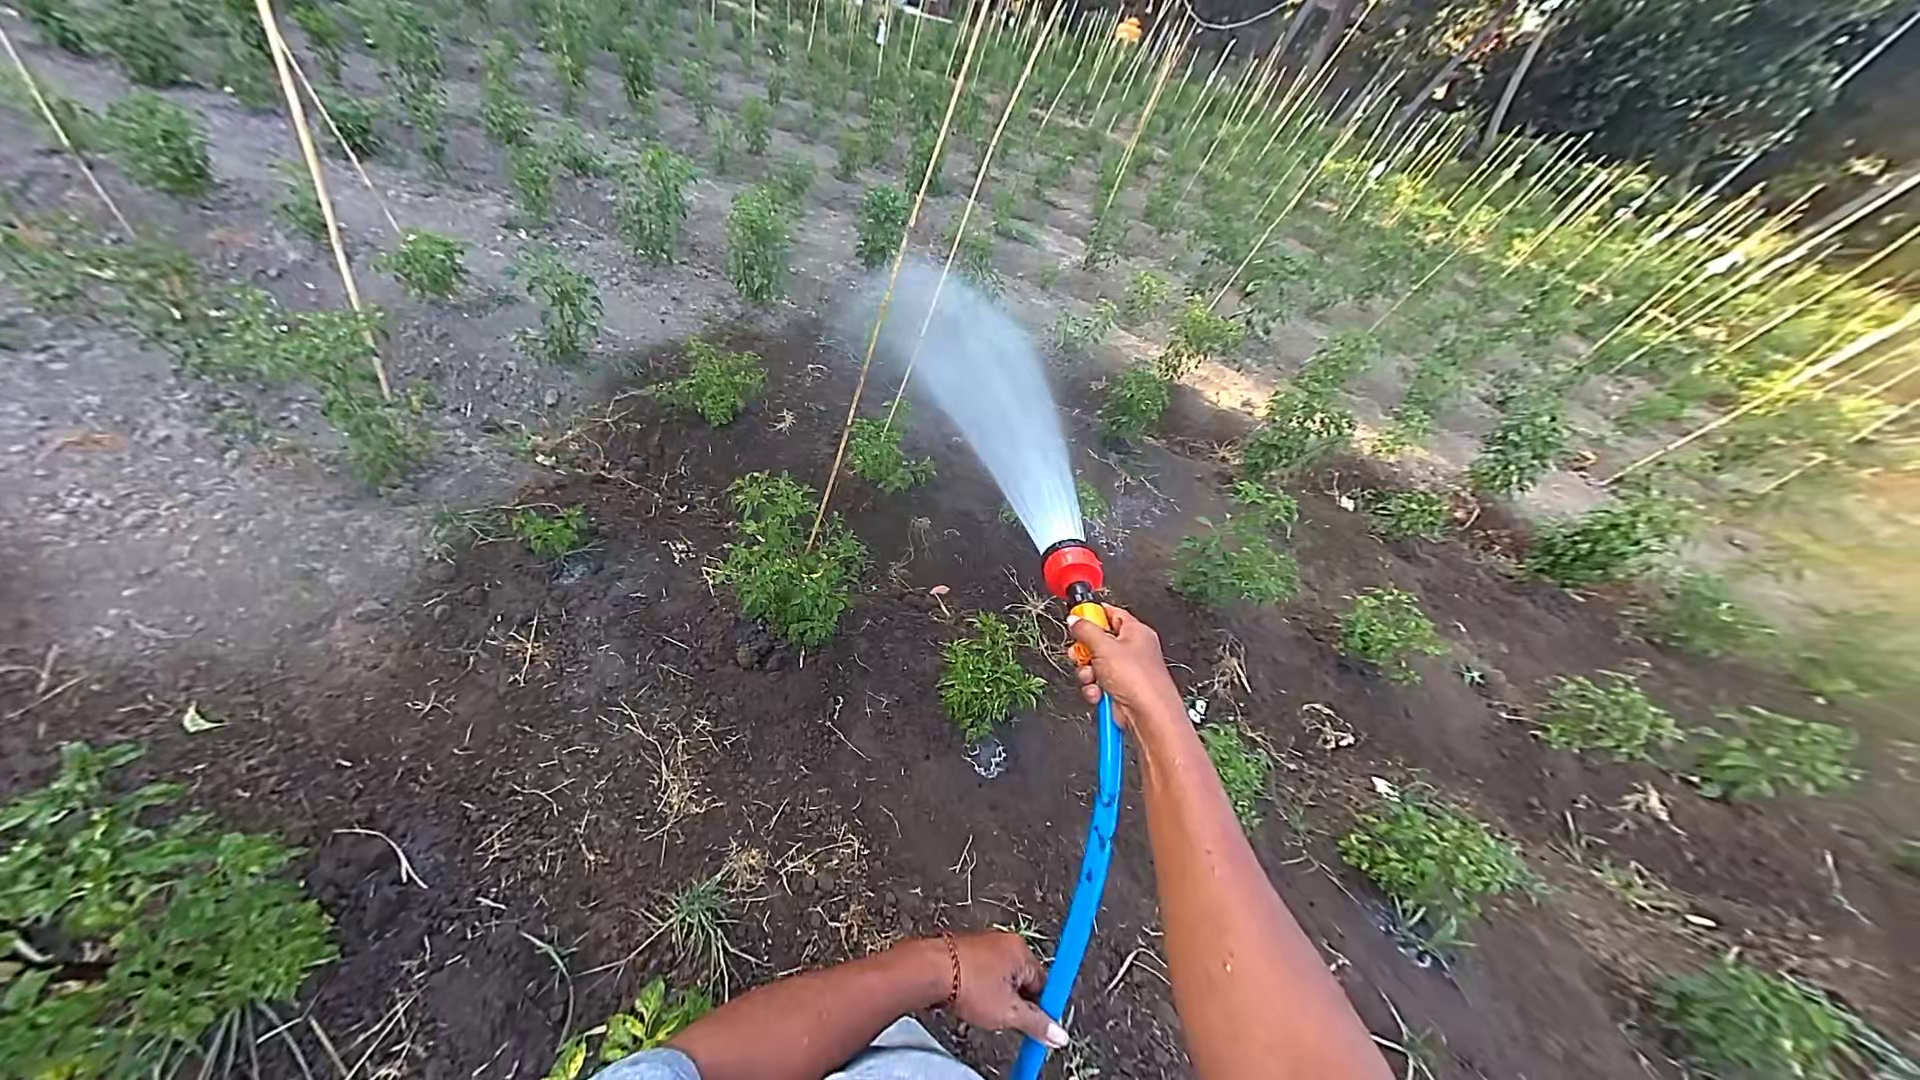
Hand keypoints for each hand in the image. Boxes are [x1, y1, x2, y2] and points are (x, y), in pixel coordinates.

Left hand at [945, 931, 1067, 1048]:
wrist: (931, 970)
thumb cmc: (968, 983)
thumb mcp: (1009, 1012)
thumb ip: (1037, 1024)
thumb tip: (1059, 1034)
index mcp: (1020, 950)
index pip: (1043, 982)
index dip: (1041, 1008)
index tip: (1039, 1028)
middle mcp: (1005, 942)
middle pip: (1023, 980)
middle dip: (1018, 1004)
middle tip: (1007, 1020)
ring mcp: (986, 945)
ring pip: (1002, 980)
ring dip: (999, 999)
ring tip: (986, 1011)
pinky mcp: (969, 952)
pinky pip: (985, 975)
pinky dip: (983, 990)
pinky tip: (973, 1001)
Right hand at [1068, 603, 1183, 731]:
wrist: (1148, 716)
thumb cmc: (1140, 680)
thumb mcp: (1104, 646)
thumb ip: (1085, 630)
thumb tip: (1075, 619)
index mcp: (1135, 632)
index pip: (1110, 613)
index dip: (1093, 614)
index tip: (1077, 617)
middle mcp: (1132, 650)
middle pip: (1098, 640)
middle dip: (1084, 649)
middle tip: (1080, 653)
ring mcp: (1125, 670)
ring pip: (1094, 663)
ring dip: (1087, 672)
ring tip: (1092, 676)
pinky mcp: (1118, 689)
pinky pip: (1097, 682)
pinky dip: (1093, 688)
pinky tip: (1098, 692)